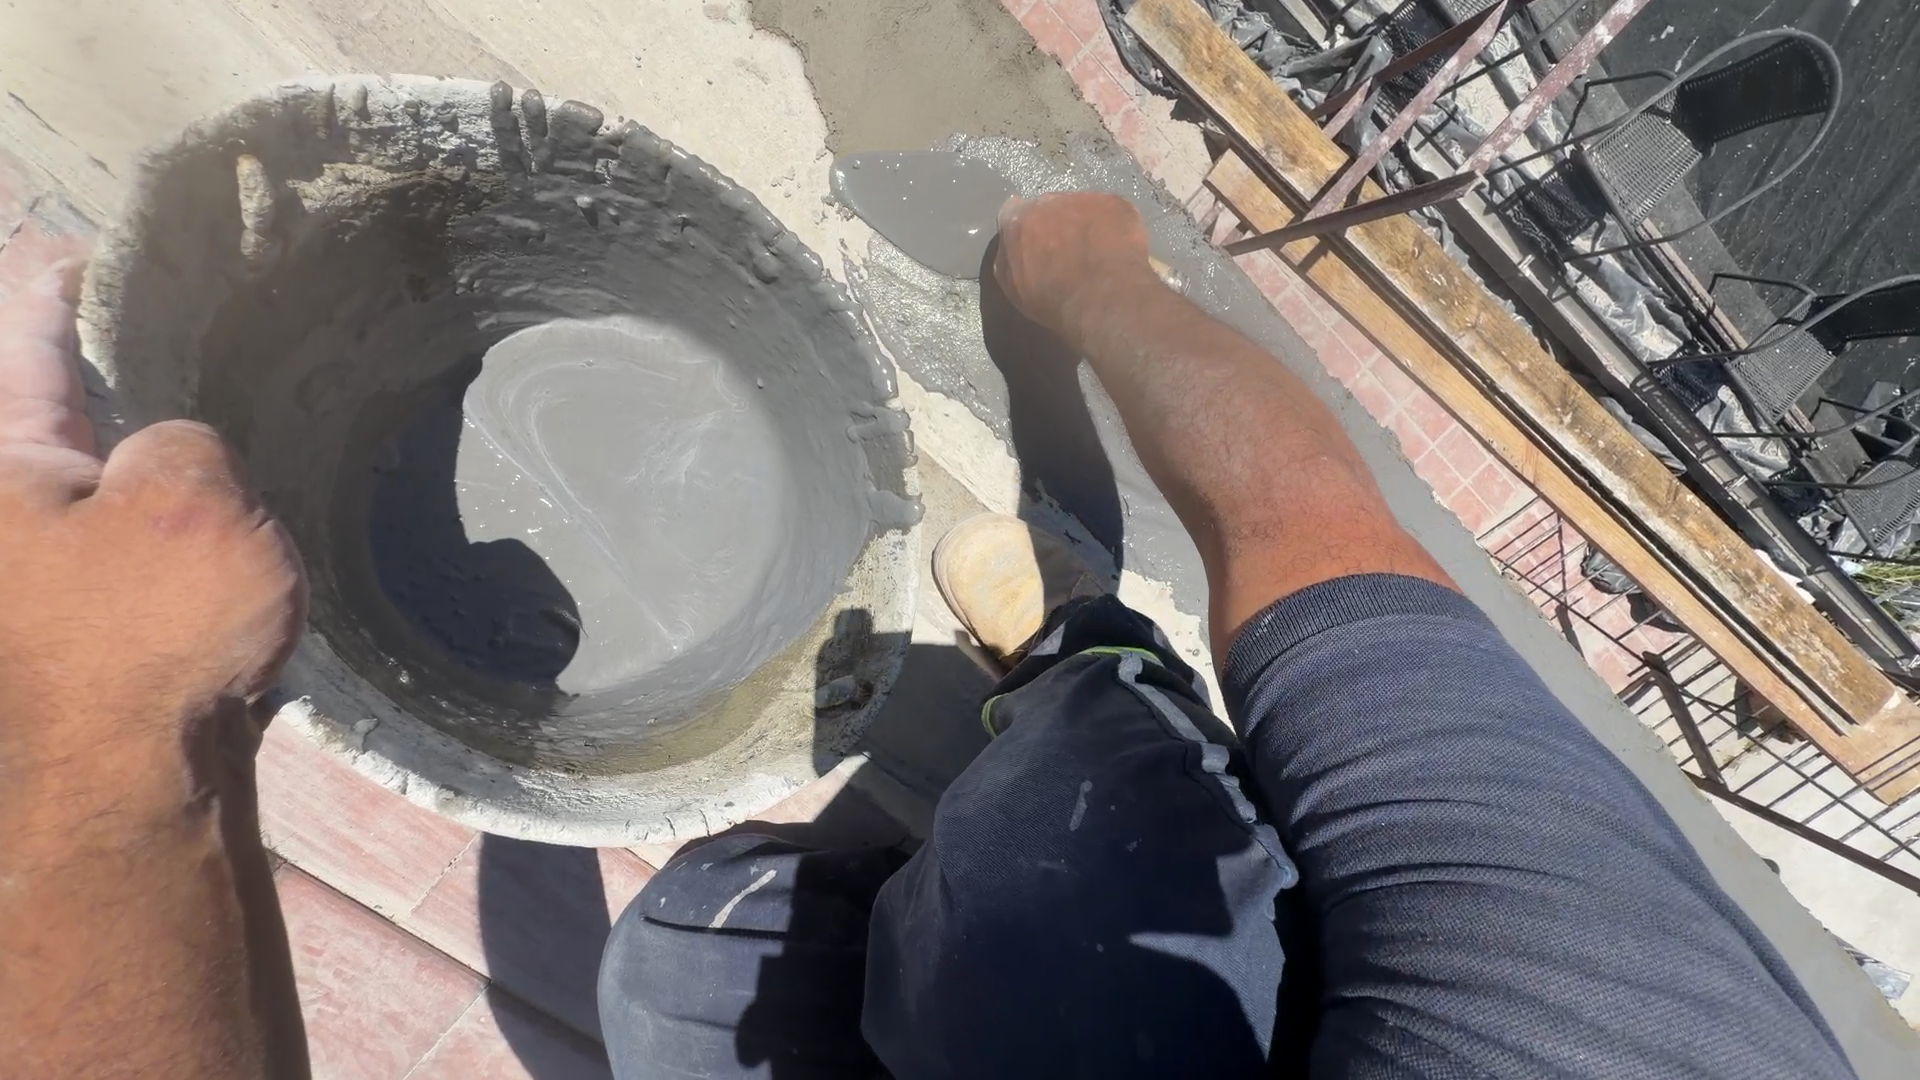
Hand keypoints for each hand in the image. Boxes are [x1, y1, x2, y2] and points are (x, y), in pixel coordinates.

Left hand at [0, 255, 306, 765]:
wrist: (119, 769)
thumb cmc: (141, 628)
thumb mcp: (191, 508)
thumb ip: (188, 443)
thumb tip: (174, 442)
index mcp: (0, 453)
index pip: (23, 330)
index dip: (59, 276)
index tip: (94, 239)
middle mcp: (1, 491)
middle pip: (44, 388)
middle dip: (95, 345)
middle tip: (162, 316)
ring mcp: (35, 548)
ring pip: (88, 453)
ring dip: (138, 422)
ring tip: (194, 394)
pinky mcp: (78, 594)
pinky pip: (116, 508)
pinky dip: (160, 482)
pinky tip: (211, 482)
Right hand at [992, 192, 1158, 339]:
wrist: (1102, 298)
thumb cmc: (1052, 300)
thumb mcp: (1014, 288)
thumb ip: (1009, 258)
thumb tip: (1011, 247)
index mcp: (1019, 221)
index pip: (1012, 211)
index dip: (1023, 226)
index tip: (1031, 241)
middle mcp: (1049, 201)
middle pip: (1049, 206)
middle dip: (1055, 224)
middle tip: (1067, 252)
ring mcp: (1086, 198)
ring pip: (1082, 207)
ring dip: (1085, 224)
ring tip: (1095, 253)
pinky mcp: (1117, 203)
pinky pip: (1111, 212)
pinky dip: (1113, 227)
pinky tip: (1116, 250)